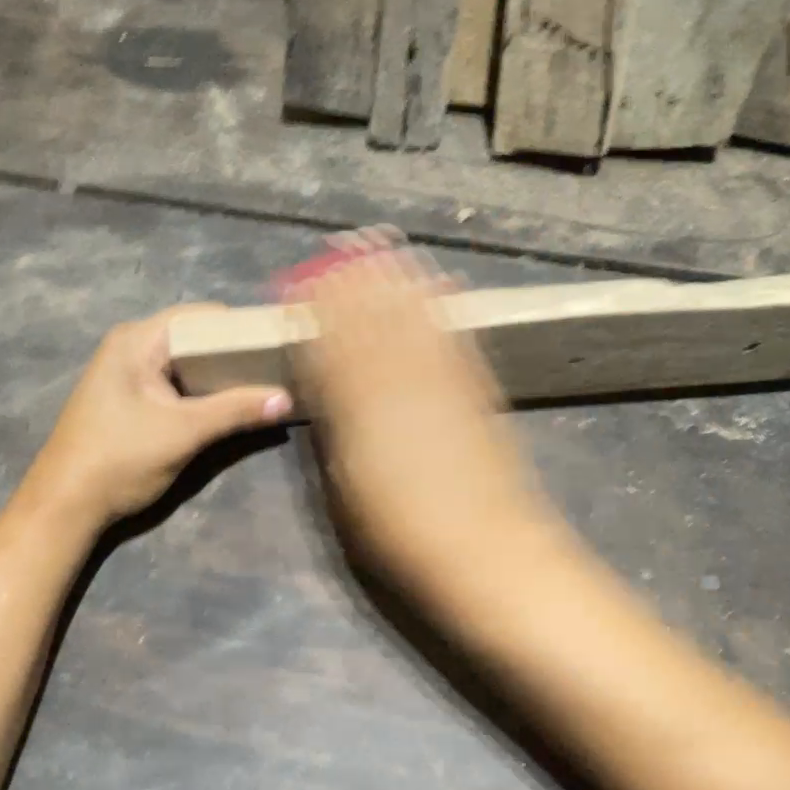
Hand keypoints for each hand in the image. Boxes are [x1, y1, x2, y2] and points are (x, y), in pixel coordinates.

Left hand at [30, 305, 291, 524]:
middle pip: (196, 338)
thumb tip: (287, 399)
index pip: (201, 316)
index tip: (279, 342)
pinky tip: (233, 406)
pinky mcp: (133, 402)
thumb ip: (235, 411)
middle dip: (236, 353)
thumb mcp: (184, 433)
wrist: (65, 505)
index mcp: (137, 341)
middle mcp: (132, 348)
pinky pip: (178, 385)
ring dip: (223, 376)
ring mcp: (130, 376)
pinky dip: (206, 393)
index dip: (241, 326)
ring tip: (266, 384)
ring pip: (189, 364)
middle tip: (279, 366)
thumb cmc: (119, 458)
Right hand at [294, 246, 551, 582]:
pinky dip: (447, 308)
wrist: (484, 547)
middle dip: (356, 280)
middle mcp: (401, 383)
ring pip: (416, 318)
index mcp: (360, 408)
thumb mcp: (347, 485)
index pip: (333, 345)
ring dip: (398, 278)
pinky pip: (459, 338)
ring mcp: (445, 383)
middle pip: (374, 320)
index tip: (304, 280)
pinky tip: (444, 284)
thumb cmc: (401, 531)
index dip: (319, 310)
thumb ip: (335, 428)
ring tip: (386, 244)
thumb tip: (321, 387)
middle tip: (343, 242)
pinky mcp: (480, 391)